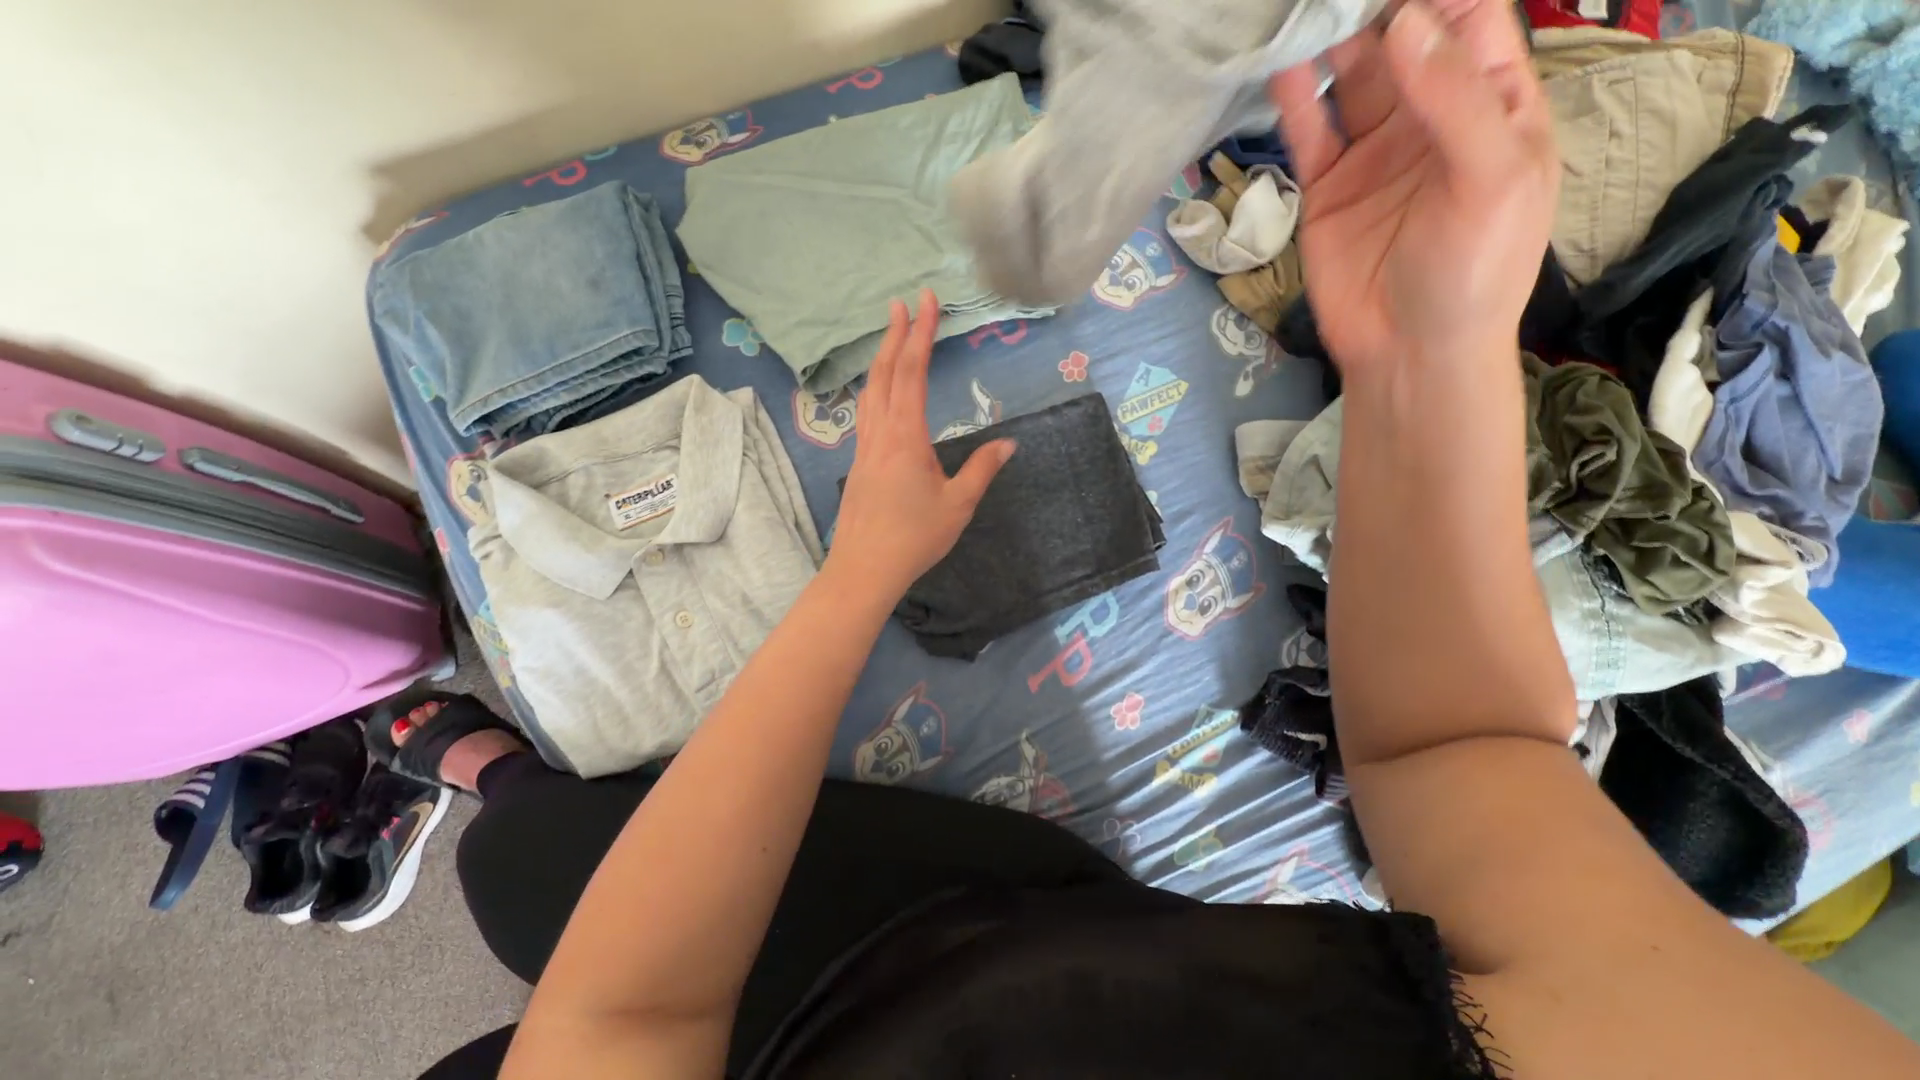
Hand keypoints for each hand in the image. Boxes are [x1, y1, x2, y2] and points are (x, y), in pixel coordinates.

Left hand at [823, 289, 1015, 600]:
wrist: (864, 569)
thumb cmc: (914, 538)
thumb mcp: (958, 505)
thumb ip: (982, 470)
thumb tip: (1009, 444)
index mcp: (906, 437)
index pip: (913, 372)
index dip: (922, 333)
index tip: (926, 301)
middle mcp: (880, 433)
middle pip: (886, 372)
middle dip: (897, 334)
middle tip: (905, 303)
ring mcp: (864, 447)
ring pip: (870, 391)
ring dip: (882, 358)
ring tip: (892, 335)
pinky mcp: (858, 462)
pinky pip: (866, 411)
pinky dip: (875, 387)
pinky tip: (880, 391)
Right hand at [1272, 0, 1557, 375]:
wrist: (1410, 355)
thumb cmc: (1475, 270)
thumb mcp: (1490, 179)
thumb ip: (1453, 100)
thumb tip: (1406, 24)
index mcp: (1495, 103)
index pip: (1471, 17)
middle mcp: (1432, 115)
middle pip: (1406, 36)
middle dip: (1376, 5)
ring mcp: (1376, 150)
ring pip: (1353, 75)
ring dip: (1332, 40)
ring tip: (1303, 11)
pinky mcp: (1327, 185)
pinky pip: (1312, 129)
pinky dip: (1297, 98)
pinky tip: (1285, 67)